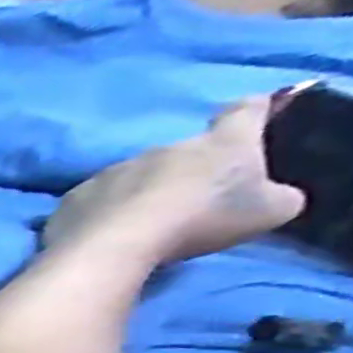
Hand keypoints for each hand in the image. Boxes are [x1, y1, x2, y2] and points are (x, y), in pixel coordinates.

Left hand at [42, 94, 305, 261]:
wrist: (113, 243)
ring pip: (132, 176)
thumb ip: (278, 196)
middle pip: (182, 151)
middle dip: (187, 170)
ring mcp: (112, 170)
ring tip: (140, 224)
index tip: (256, 110)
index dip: (255, 108)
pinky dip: (100, 213)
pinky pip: (93, 201)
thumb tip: (273, 195)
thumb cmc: (201, 219)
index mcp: (222, 141)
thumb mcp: (269, 211)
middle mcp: (163, 147)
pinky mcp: (74, 196)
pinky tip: (102, 234)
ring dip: (139, 193)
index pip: (245, 110)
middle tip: (189, 201)